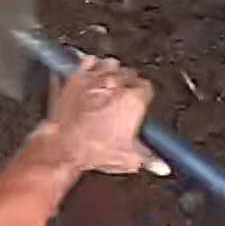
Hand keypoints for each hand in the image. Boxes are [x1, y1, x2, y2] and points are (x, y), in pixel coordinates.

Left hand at [34, 55, 160, 174]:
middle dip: (130, 82)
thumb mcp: (129, 159)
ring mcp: (94, 78)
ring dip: (112, 71)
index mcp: (132, 100)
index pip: (146, 87)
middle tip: (126, 95)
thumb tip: (159, 164)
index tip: (141, 100)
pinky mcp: (76, 78)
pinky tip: (92, 72)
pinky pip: (87, 61)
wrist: (64, 145)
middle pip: (129, 73)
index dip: (144, 94)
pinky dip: (91, 64)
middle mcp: (114, 84)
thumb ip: (149, 158)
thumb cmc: (93, 149)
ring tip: (111, 81)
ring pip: (110, 63)